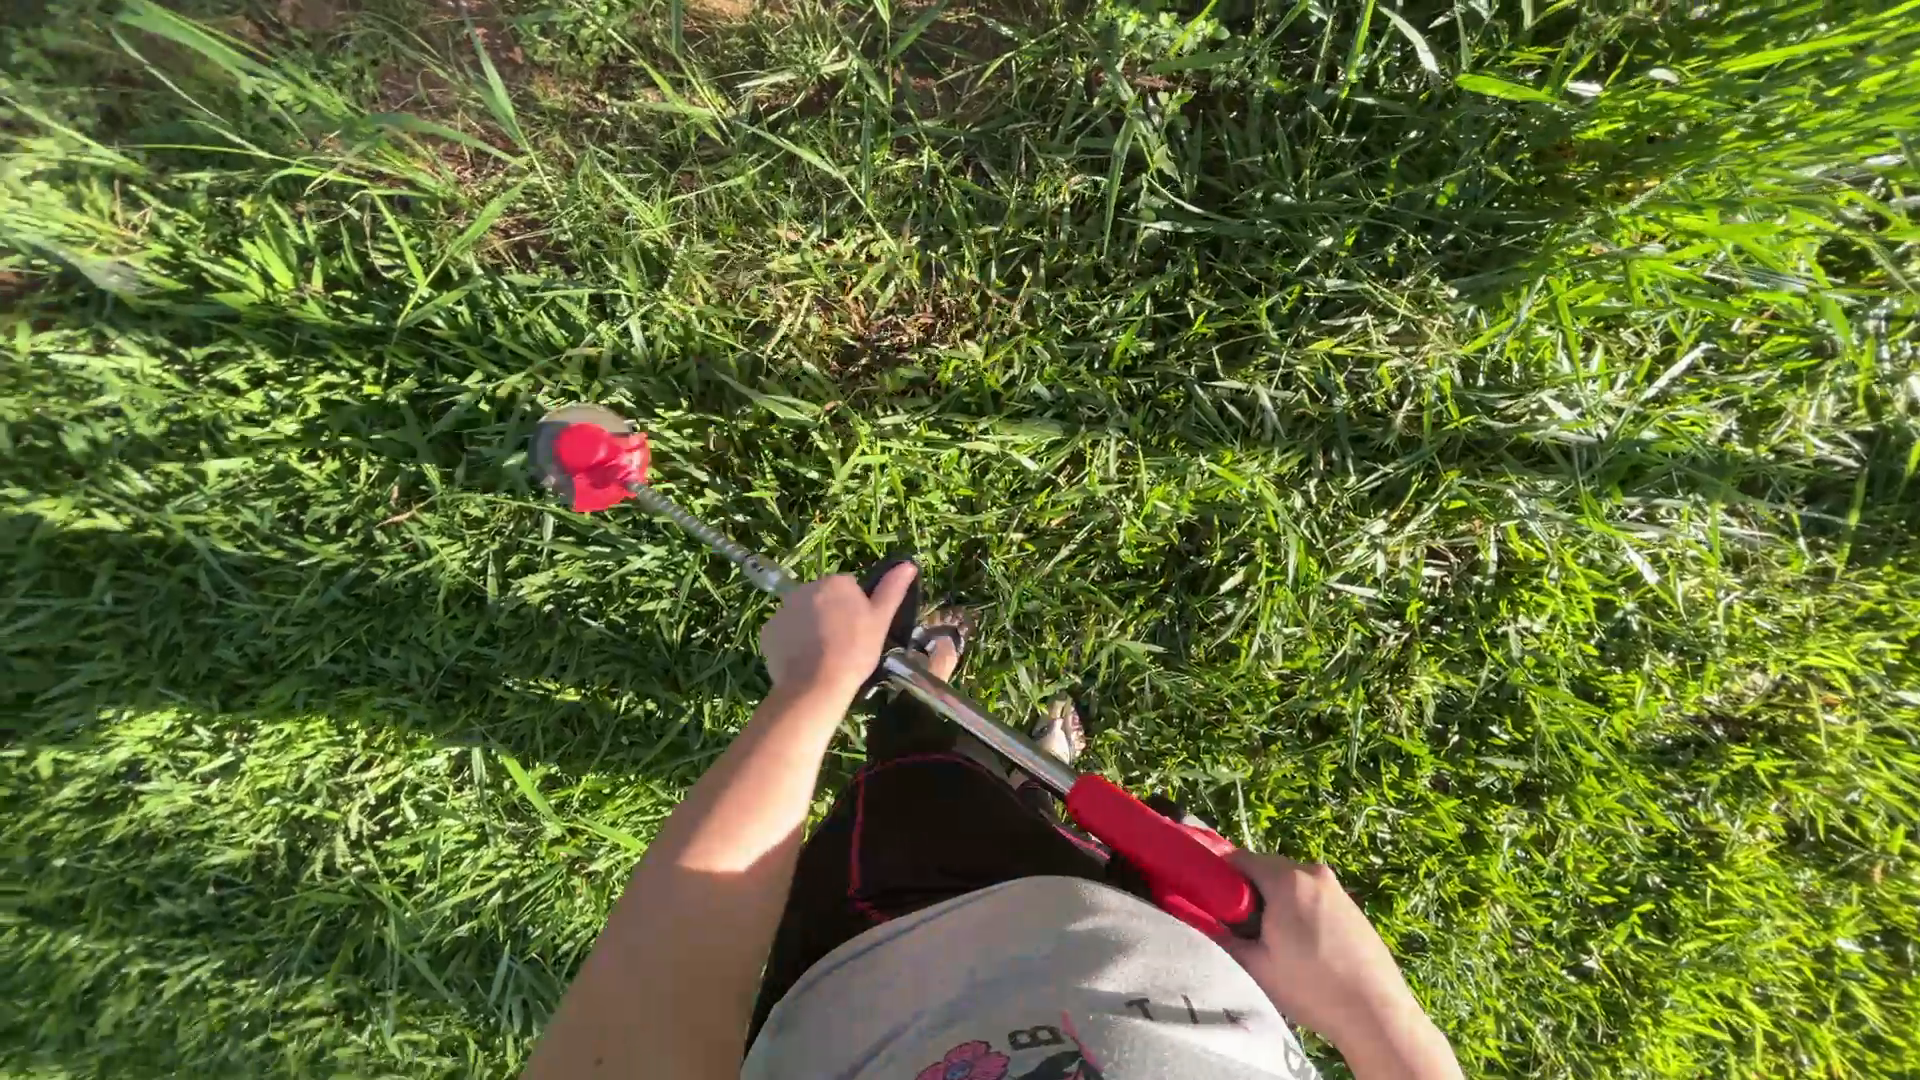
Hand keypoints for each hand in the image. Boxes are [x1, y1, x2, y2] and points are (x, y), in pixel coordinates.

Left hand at [757, 563, 916, 699]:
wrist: (816, 685)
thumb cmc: (855, 651)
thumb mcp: (880, 620)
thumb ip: (892, 589)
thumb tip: (908, 564)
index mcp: (835, 582)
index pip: (848, 588)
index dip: (855, 610)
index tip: (859, 631)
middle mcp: (805, 588)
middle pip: (823, 599)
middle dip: (831, 615)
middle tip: (843, 643)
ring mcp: (783, 609)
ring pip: (802, 615)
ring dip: (811, 627)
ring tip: (823, 655)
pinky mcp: (768, 631)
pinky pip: (785, 632)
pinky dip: (793, 642)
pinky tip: (804, 661)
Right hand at [1223, 853, 1460, 1079]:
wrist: (1377, 1015)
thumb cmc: (1312, 987)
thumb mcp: (1255, 965)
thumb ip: (1221, 936)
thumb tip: (1198, 919)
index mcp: (1286, 878)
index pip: (1239, 857)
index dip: (1221, 875)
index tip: (1214, 901)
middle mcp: (1312, 872)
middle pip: (1266, 867)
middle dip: (1249, 890)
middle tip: (1242, 925)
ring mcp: (1336, 888)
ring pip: (1290, 882)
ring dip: (1276, 900)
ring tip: (1274, 939)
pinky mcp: (1351, 905)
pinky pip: (1311, 895)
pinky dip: (1299, 908)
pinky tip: (1303, 944)